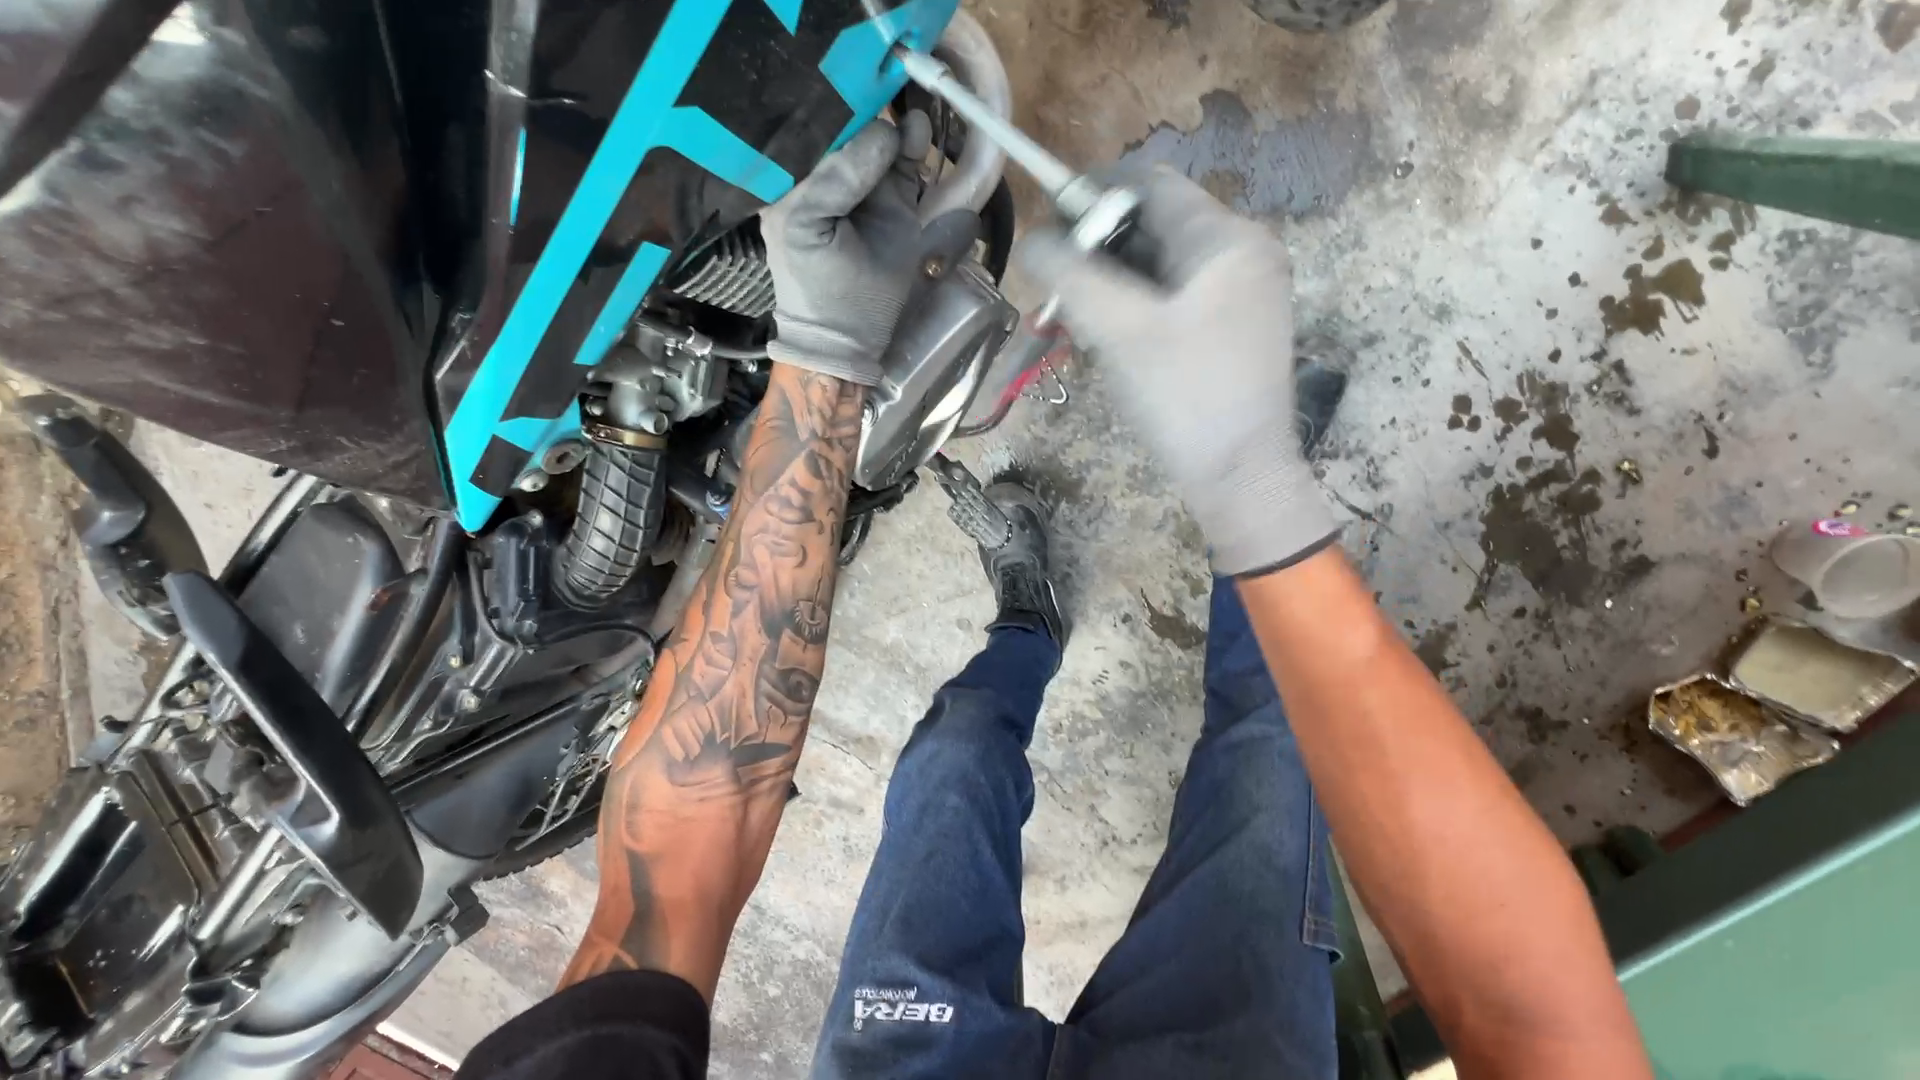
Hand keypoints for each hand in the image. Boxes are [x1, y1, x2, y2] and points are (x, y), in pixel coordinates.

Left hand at [761, 113, 932, 385]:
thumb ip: (837, 175)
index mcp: (792, 179)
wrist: (851, 340)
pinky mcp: (896, 200)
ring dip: (895, 125)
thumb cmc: (819, 288)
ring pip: (881, 138)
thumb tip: (885, 132)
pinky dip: (915, 143)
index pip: (811, 126)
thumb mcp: (808, 225)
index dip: (832, 107)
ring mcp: (865, 187)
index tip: (852, 90)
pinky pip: (907, 161)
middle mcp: (827, 176)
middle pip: (848, 125)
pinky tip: (918, 134)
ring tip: (907, 123)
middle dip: (865, 112)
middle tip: (883, 97)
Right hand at [1018, 169, 1336, 576]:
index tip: (1045, 224)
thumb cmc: (1184, 398)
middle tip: (1055, 284)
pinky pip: (1175, 295)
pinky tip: (1109, 335)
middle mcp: (1243, 252)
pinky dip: (1137, 304)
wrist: (1241, 477)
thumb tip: (1030, 240)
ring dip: (1112, 279)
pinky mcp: (1235, 325)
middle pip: (1154, 224)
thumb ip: (1070, 275)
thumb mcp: (1120, 330)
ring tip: (1075, 315)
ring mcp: (1244, 290)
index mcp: (1226, 239)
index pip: (1148, 185)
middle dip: (1098, 248)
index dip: (1091, 195)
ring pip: (1161, 263)